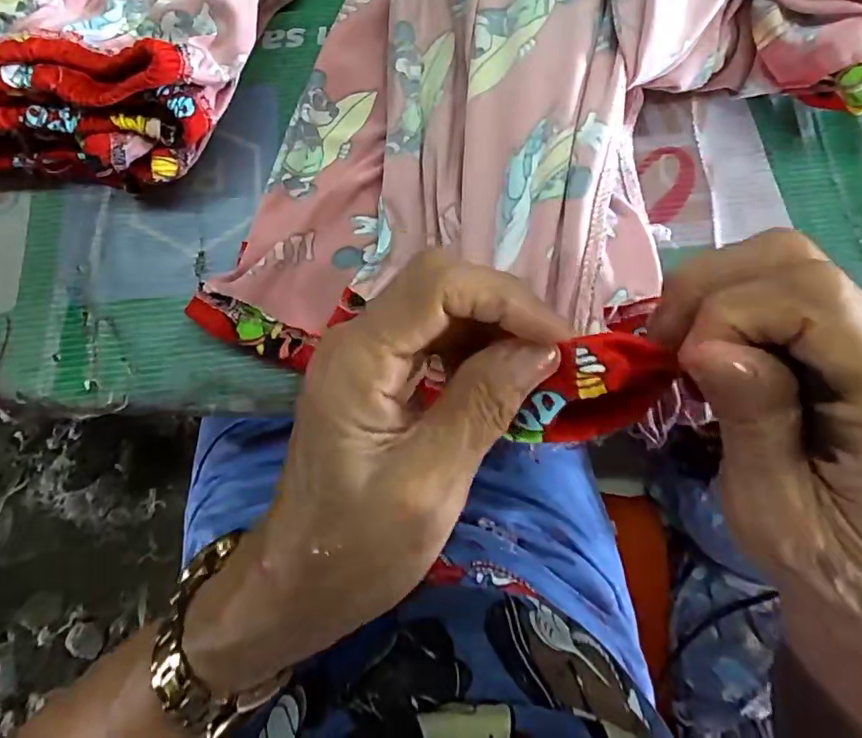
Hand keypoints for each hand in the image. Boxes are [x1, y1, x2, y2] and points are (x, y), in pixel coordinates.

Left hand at [184, 249, 574, 692]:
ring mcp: (361, 352)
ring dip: (492, 323)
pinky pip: (429, 335)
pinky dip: (472, 345)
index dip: (505, 298)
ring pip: (437, 304)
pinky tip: (502, 373)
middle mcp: (355, 337)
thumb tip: (542, 348)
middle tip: (557, 351)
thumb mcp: (431, 483)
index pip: (436, 284)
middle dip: (502, 305)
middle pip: (437, 283)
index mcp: (358, 356)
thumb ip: (483, 405)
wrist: (300, 577)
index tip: (561, 341)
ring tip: (540, 362)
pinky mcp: (373, 371)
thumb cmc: (359, 545)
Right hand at [647, 229, 861, 619]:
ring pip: (788, 262)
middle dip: (712, 289)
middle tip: (667, 342)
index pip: (819, 302)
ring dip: (714, 289)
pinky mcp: (853, 348)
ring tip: (680, 342)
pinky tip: (707, 347)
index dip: (733, 313)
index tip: (687, 364)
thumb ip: (754, 426)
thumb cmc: (828, 572)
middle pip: (800, 263)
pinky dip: (725, 302)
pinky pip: (784, 289)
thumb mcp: (775, 518)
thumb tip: (706, 345)